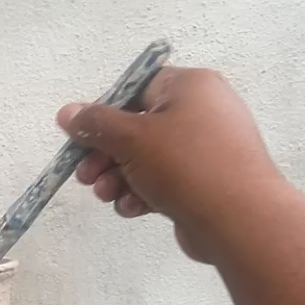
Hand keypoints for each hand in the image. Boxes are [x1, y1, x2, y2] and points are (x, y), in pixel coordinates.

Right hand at [58, 66, 297, 263]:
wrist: (238, 218)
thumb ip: (95, 125)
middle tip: (86, 177)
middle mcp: (200, 110)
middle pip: (136, 128)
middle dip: (105, 156)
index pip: (135, 89)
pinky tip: (134, 208)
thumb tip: (66, 112)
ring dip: (118, 178)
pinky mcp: (203, 180)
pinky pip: (163, 180)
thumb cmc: (184, 166)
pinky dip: (142, 193)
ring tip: (107, 196)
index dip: (103, 113)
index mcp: (189, 87)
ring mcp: (205, 147)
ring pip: (144, 158)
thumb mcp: (131, 139)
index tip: (80, 140)